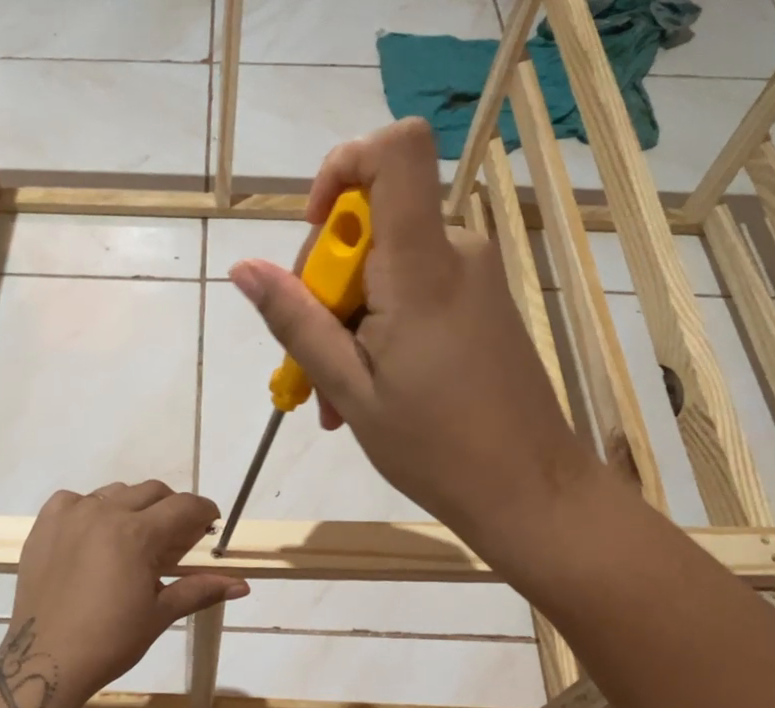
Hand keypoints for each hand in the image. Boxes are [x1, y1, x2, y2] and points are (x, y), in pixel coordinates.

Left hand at [9, 481, 249, 698]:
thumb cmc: (110, 641)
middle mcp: (103, 513)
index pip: (183, 506)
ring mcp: (69, 517)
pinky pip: (73, 501)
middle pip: (151, 491)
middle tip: (174, 539)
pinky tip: (93, 536)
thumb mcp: (159, 614)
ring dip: (132, 507)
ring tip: (133, 540)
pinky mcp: (43, 527)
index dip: (204, 513)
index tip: (210, 527)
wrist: (46, 660)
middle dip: (171, 509)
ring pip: (113, 492)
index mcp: (136, 534)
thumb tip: (242, 585)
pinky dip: (90, 510)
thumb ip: (200, 590)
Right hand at [227, 118, 604, 570]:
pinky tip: (369, 392)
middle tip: (310, 365)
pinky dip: (380, 329)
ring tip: (336, 398)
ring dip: (348, 321)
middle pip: (374, 220)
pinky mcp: (482, 303)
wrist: (530, 490)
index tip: (317, 233)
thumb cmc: (435, 448)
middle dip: (327, 283)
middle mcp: (455, 252)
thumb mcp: (350, 389)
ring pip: (387, 267)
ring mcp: (473, 277)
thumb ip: (297, 322)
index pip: (395, 151)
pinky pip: (414, 291)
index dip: (343, 167)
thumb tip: (244, 269)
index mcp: (422, 266)